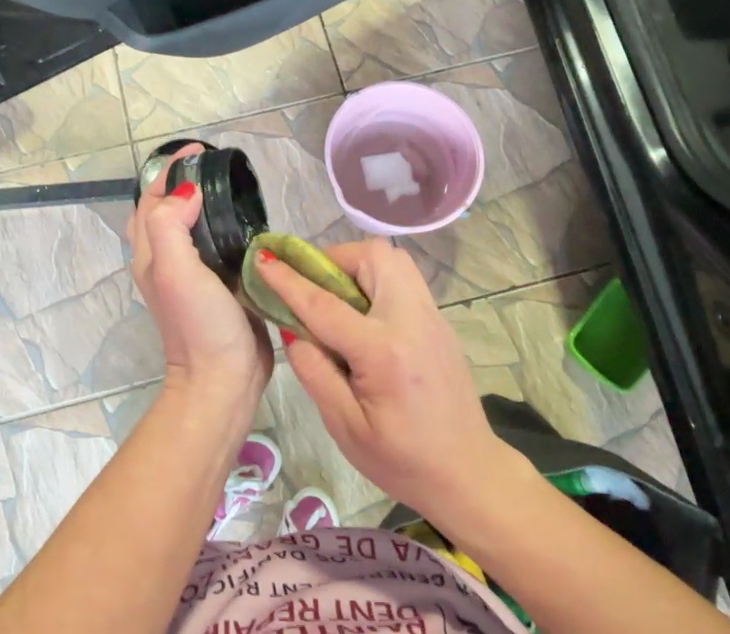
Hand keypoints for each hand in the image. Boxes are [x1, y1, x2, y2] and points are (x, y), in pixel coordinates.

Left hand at [128, 145, 272, 414]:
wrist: (224, 379)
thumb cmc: (198, 324)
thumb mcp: (174, 270)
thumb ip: (171, 226)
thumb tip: (187, 192)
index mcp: (152, 255)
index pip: (152, 200)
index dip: (169, 170)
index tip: (200, 151)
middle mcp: (168, 262)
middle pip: (168, 211)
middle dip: (185, 182)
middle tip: (217, 165)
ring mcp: (195, 276)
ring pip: (194, 227)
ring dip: (207, 203)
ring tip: (234, 186)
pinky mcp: (222, 287)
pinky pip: (220, 246)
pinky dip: (228, 226)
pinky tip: (250, 222)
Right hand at [257, 238, 513, 518]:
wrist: (467, 473)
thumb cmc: (401, 460)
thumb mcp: (344, 426)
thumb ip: (314, 371)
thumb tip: (292, 330)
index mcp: (383, 352)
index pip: (324, 304)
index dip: (288, 279)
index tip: (262, 258)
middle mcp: (412, 320)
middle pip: (372, 256)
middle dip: (334, 260)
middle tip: (313, 288)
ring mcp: (433, 317)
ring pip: (394, 261)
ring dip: (359, 267)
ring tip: (338, 300)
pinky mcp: (440, 323)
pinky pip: (406, 281)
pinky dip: (378, 282)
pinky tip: (365, 319)